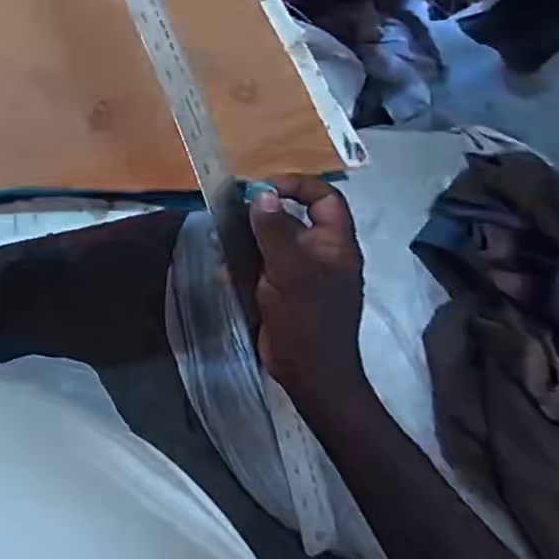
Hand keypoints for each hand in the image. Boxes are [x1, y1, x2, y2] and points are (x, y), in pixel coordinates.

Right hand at [248, 174, 366, 405]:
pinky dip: (245, 259)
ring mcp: (301, 272)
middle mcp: (320, 253)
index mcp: (335, 244)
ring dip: (249, 236)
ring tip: (224, 237)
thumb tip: (260, 194)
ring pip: (273, 239)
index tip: (260, 190)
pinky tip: (226, 266)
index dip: (296, 185)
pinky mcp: (283, 289)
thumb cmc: (306, 319)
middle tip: (231, 211)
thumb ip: (274, 230)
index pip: (325, 197)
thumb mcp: (289, 270)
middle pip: (294, 216)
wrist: (310, 373)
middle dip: (262, 212)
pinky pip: (263, 262)